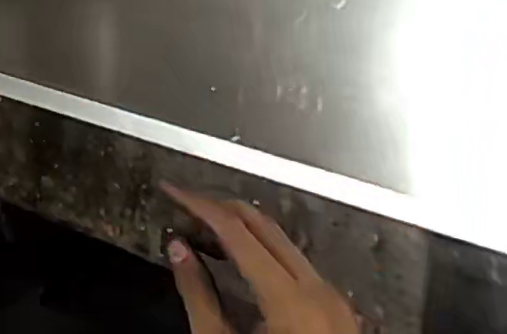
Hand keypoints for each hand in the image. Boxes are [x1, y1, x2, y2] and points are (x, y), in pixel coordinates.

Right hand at [161, 182, 357, 333]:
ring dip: (237, 228)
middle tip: (180, 208)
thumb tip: (176, 246)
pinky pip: (294, 264)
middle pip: (260, 224)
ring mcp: (337, 305)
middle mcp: (320, 291)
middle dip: (216, 208)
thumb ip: (197, 293)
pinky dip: (259, 250)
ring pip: (280, 240)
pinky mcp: (341, 318)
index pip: (234, 227)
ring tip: (201, 233)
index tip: (166, 189)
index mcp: (291, 298)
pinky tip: (235, 261)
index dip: (195, 203)